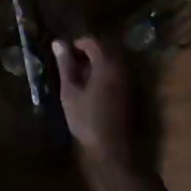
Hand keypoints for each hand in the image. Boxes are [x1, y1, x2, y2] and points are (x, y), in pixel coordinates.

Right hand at [52, 36, 145, 176]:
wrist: (113, 149)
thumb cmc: (87, 120)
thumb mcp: (70, 91)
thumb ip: (66, 65)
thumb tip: (58, 41)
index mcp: (107, 63)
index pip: (92, 41)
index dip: (76, 45)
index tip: (63, 57)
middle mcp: (122, 66)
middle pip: (104, 48)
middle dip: (86, 53)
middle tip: (70, 68)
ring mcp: (130, 78)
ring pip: (112, 60)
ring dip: (95, 63)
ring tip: (79, 79)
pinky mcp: (132, 90)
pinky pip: (117, 72)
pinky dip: (104, 73)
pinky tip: (93, 89)